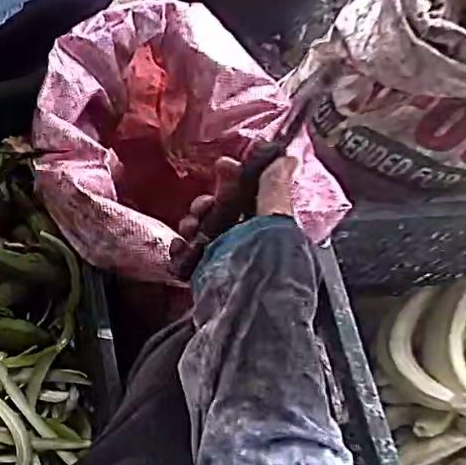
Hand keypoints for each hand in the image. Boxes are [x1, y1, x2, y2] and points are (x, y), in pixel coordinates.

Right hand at [171, 153, 299, 262]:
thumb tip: (285, 158)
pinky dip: (181, 249)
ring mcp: (224, 259)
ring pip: (202, 231)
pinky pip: (187, 255)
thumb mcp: (274, 219)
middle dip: (209, 203)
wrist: (242, 306)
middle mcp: (248, 242)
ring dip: (192, 223)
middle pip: (222, 212)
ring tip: (191, 227)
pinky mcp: (204, 274)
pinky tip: (181, 246)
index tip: (225, 166)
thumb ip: (275, 188)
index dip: (236, 181)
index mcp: (270, 228)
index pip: (250, 197)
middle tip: (204, 204)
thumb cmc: (265, 263)